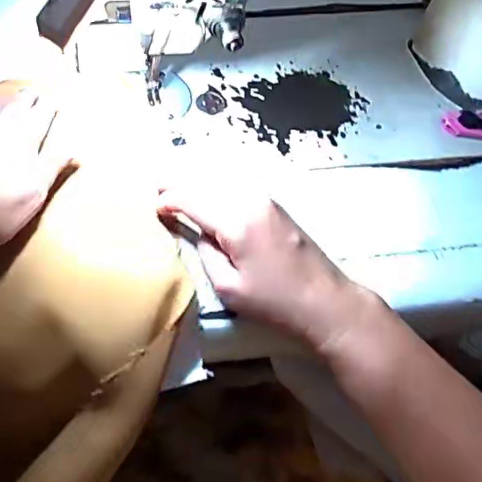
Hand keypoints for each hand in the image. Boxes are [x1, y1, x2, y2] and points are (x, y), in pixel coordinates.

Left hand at [0, 90, 71, 272]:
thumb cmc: (0, 207)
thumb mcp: (36, 190)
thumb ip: (53, 165)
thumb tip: (75, 150)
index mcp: (22, 134)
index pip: (40, 112)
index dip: (48, 105)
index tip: (55, 99)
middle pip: (13, 106)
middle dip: (25, 98)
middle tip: (33, 93)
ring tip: (5, 101)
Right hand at [158, 184, 384, 354]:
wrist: (326, 302)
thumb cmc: (276, 302)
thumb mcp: (229, 288)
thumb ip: (206, 253)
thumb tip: (199, 232)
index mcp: (236, 222)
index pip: (192, 199)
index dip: (169, 200)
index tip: (155, 207)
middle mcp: (250, 201)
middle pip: (205, 182)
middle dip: (179, 183)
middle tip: (157, 185)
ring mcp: (265, 199)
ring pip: (221, 179)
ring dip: (198, 181)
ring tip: (176, 185)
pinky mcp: (273, 204)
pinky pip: (236, 185)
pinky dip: (216, 185)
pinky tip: (206, 191)